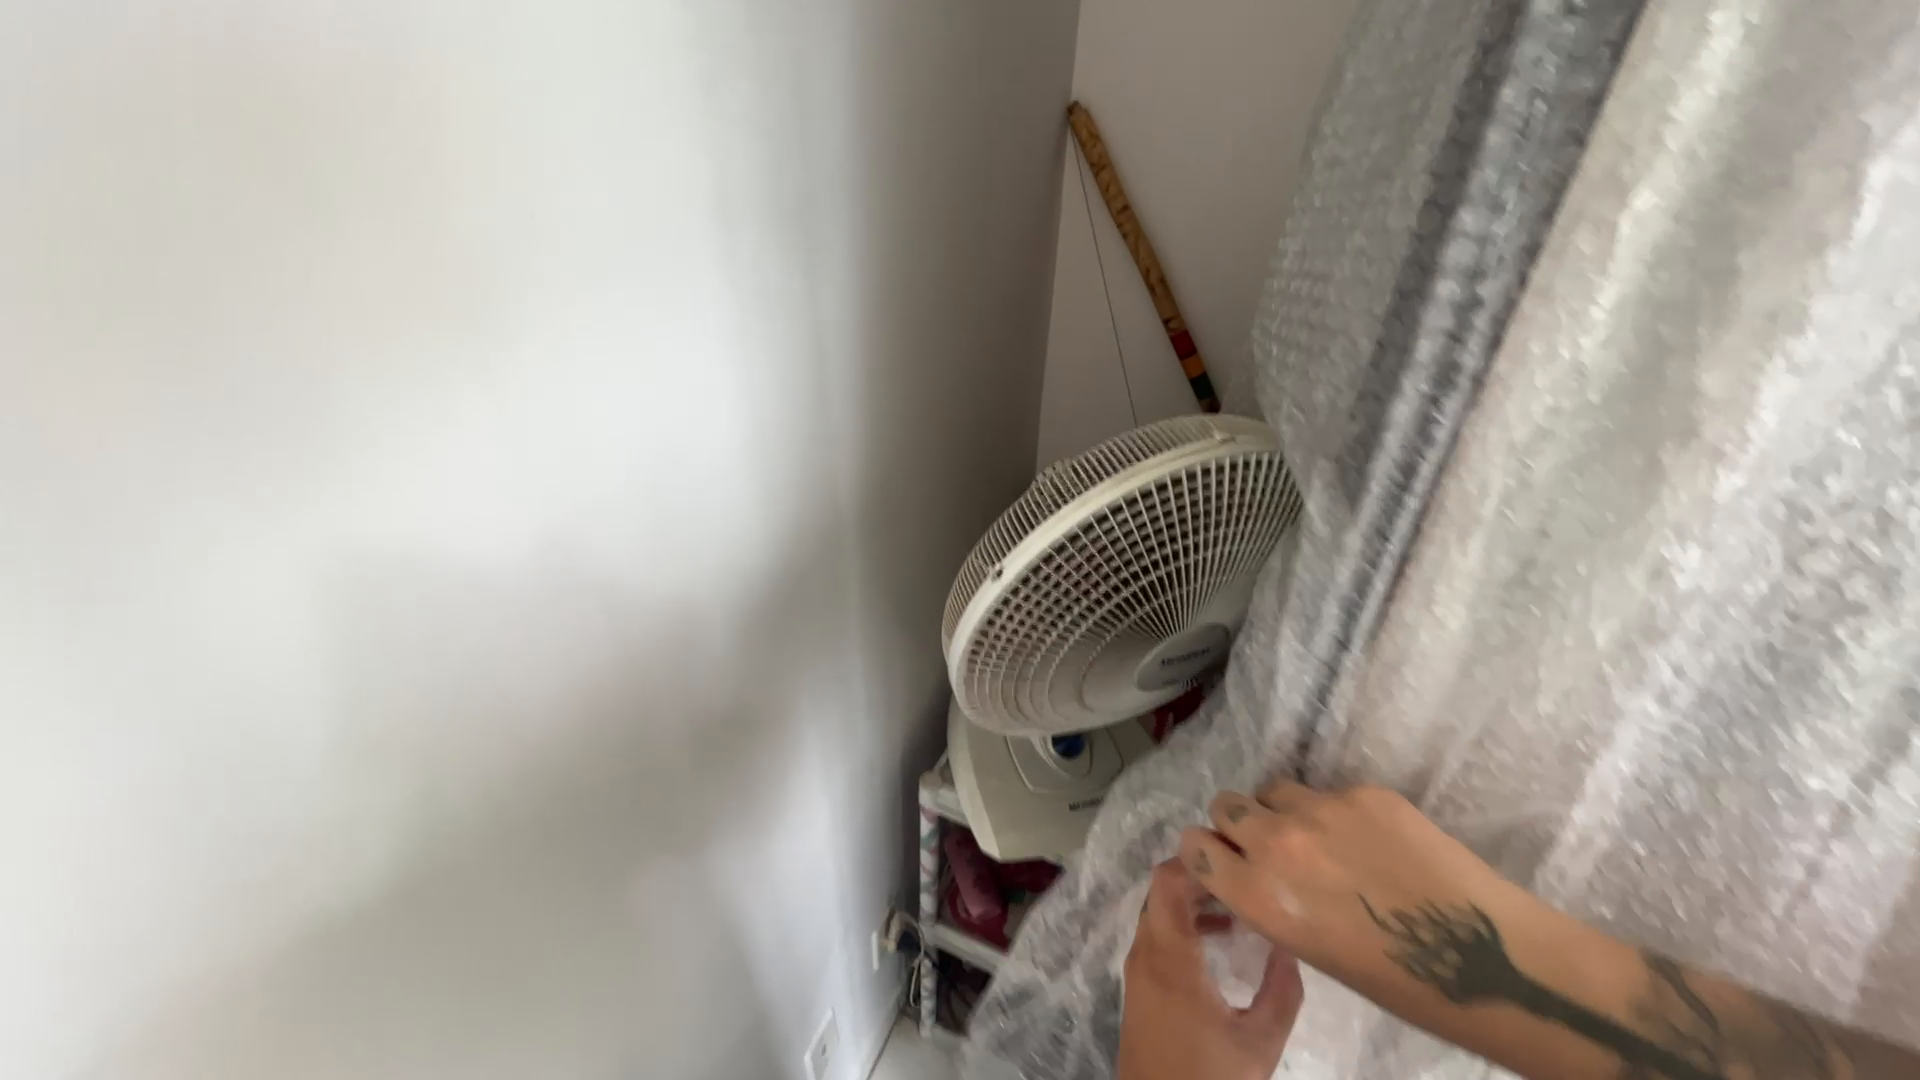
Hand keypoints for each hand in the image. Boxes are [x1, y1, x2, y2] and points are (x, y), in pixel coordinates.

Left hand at [1118, 860, 1303, 1079]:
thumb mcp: (1260, 1042)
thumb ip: (1281, 990)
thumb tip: (1289, 942)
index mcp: (1169, 954)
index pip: (1168, 880)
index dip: (1197, 860)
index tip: (1236, 857)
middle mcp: (1145, 951)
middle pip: (1163, 891)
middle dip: (1203, 878)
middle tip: (1247, 877)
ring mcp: (1138, 969)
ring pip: (1160, 912)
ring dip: (1194, 902)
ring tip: (1241, 908)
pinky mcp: (1140, 986)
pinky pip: (1158, 936)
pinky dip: (1185, 925)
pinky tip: (1221, 940)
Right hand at [1178, 783, 1532, 1001]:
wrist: (1483, 957)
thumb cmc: (1394, 979)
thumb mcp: (1306, 947)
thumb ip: (1265, 899)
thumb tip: (1252, 872)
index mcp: (1257, 895)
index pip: (1195, 846)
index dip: (1207, 850)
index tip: (1224, 857)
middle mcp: (1275, 843)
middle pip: (1226, 805)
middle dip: (1240, 823)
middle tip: (1273, 845)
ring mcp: (1320, 810)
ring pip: (1274, 790)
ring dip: (1285, 810)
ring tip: (1323, 838)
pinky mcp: (1362, 792)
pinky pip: (1328, 792)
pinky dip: (1338, 813)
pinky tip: (1372, 842)